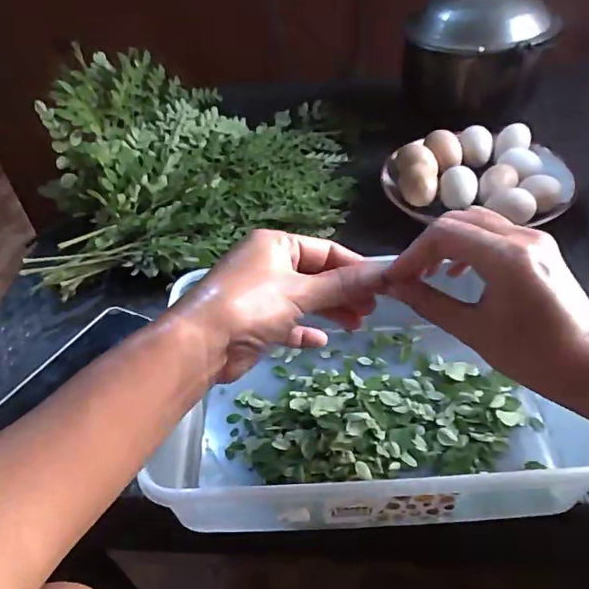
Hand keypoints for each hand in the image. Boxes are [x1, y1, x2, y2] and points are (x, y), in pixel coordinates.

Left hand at [173, 230, 385, 382]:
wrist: (203, 343)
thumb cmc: (252, 305)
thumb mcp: (302, 292)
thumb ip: (343, 285)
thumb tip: (386, 272)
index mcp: (276, 245)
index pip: (325, 250)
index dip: (355, 267)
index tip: (382, 284)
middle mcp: (266, 265)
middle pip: (316, 276)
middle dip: (344, 292)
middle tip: (372, 309)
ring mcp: (259, 295)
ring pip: (303, 300)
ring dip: (329, 311)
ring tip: (357, 325)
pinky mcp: (254, 324)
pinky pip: (286, 324)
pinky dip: (304, 331)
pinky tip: (322, 341)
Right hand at [383, 208, 588, 408]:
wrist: (588, 363)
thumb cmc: (531, 355)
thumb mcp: (473, 330)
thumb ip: (430, 303)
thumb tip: (396, 288)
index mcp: (507, 258)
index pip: (445, 235)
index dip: (412, 254)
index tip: (393, 278)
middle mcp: (523, 238)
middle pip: (460, 220)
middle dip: (426, 245)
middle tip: (407, 276)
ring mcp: (535, 240)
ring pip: (477, 222)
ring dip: (446, 242)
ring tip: (427, 273)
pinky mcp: (540, 249)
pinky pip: (495, 233)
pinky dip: (468, 245)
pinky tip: (456, 272)